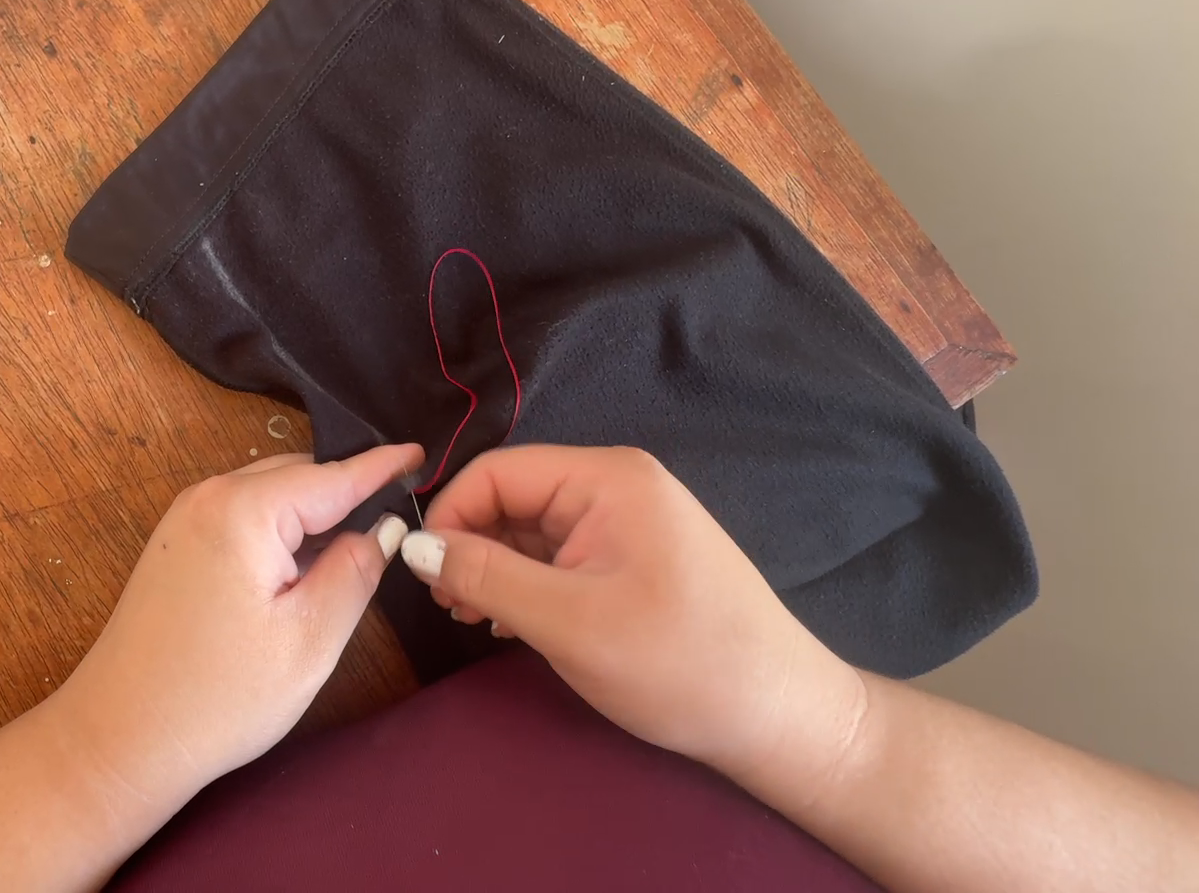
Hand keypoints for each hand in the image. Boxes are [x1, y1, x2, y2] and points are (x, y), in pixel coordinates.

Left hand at [57, 444, 421, 798]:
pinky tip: (296, 564)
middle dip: (344, 492)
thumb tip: (379, 527)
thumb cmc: (219, 697)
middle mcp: (209, 495)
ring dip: (310, 513)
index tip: (419, 451)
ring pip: (269, 495)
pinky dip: (278, 527)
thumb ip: (354, 571)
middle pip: (296, 477)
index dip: (379, 466)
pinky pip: (243, 514)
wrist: (119, 736)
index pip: (329, 476)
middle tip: (391, 518)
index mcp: (243, 510)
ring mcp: (185, 515)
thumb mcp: (308, 640)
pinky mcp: (176, 540)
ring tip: (351, 544)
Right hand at [402, 445, 865, 776]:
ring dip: (491, 569)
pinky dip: (521, 583)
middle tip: (450, 606)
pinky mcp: (625, 556)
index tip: (426, 573)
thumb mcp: (568, 622)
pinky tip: (509, 621)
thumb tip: (412, 547)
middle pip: (509, 499)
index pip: (496, 472)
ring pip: (525, 529)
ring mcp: (621, 521)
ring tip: (474, 618)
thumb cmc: (678, 664)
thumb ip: (483, 576)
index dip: (451, 515)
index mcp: (605, 478)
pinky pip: (552, 554)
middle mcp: (611, 486)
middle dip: (470, 547)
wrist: (787, 725)